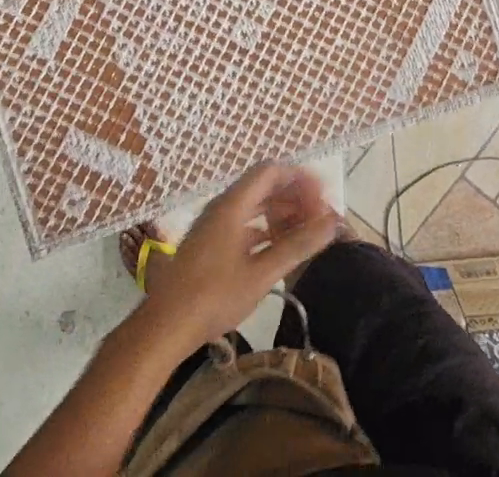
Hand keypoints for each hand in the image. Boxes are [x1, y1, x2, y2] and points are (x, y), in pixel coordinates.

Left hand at [137, 163, 340, 350]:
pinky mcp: (211, 243)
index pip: (271, 172)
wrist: (165, 326)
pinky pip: (244, 224)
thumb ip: (297, 245)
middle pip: (264, 187)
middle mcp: (223, 207)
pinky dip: (266, 230)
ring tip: (307, 233)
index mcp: (232, 205)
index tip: (323, 199)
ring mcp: (214, 225)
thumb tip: (332, 221)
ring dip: (281, 215)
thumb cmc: (213, 297)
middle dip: (295, 198)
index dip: (300, 179)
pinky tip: (281, 248)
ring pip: (254, 207)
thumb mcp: (261, 273)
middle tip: (321, 219)